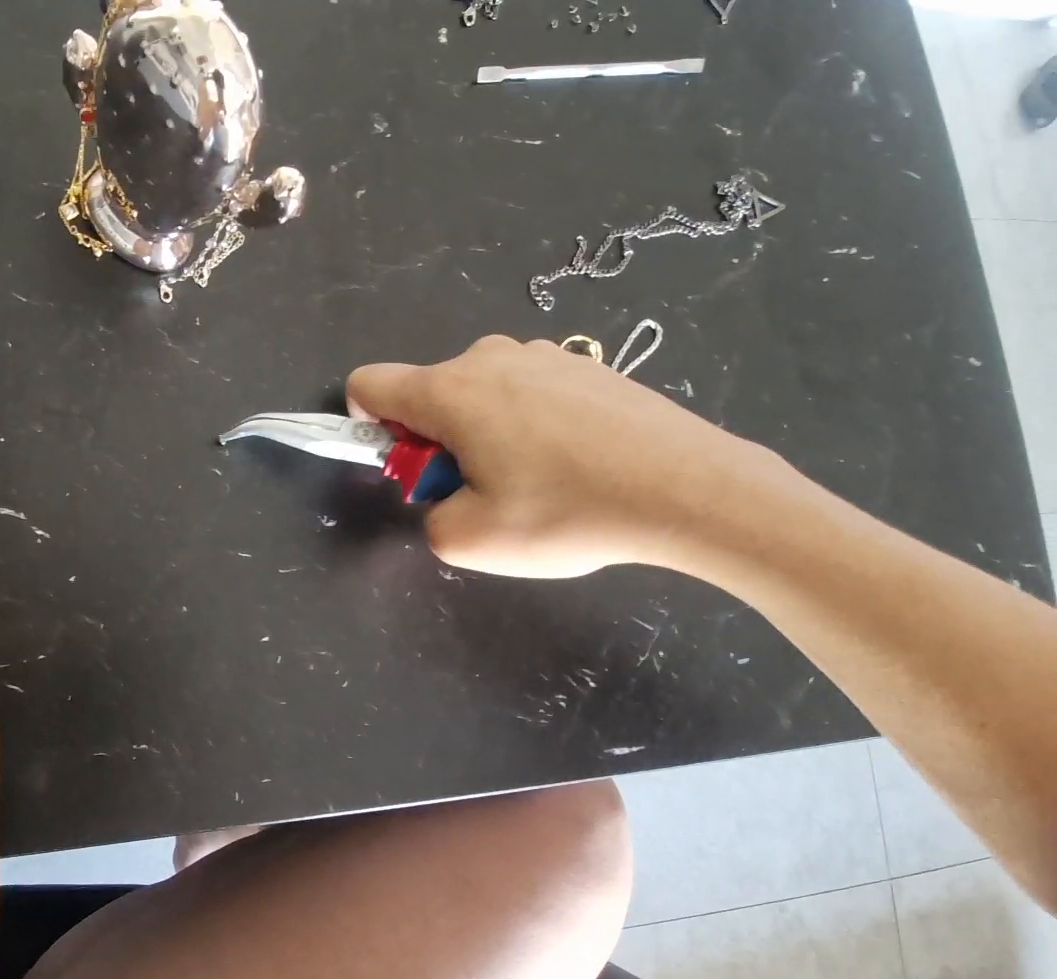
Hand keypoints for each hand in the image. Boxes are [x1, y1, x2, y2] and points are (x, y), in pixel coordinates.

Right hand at [347, 335, 784, 577]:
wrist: (693, 490)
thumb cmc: (565, 513)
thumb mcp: (466, 541)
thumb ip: (426, 518)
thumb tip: (446, 497)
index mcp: (448, 392)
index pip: (368, 384)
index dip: (366, 424)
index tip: (405, 465)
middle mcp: (489, 358)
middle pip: (427, 393)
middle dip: (433, 440)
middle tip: (480, 490)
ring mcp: (545, 356)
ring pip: (479, 393)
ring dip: (481, 432)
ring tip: (536, 480)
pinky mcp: (589, 367)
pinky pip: (528, 392)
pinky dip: (528, 425)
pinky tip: (575, 465)